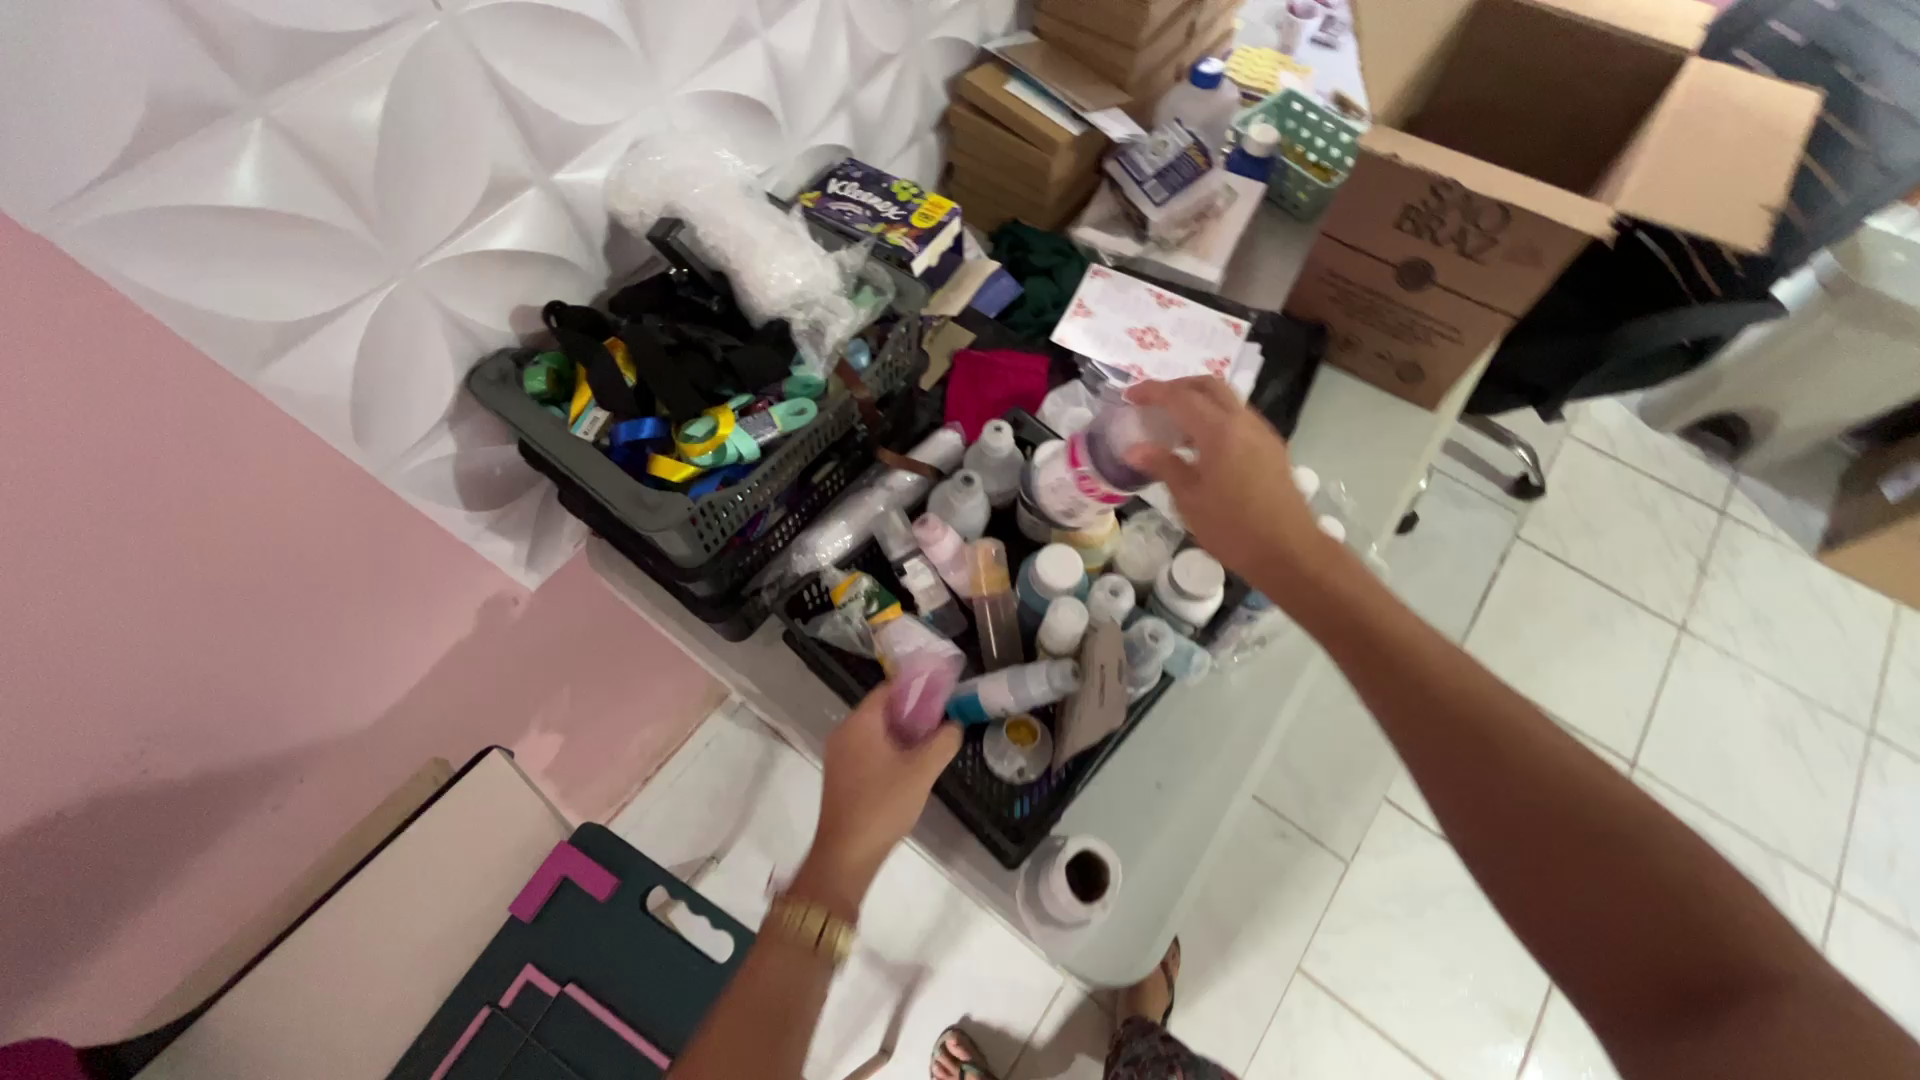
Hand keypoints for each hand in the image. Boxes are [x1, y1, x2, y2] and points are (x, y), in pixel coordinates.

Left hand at [795, 685, 960, 914]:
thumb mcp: (922, 771)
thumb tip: (955, 725)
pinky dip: (889, 750)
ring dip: (902, 733)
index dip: (915, 688)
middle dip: (912, 712)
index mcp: (859, 723)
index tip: (941, 693)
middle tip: (941, 720)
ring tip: (931, 743)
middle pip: (881, 710)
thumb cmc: (883, 805)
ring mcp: (839, 756)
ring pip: (875, 732)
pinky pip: (867, 750)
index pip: (887, 689)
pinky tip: (910, 766)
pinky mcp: (841, 777)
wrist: (846, 854)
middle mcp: (844, 733)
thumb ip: (943, 742)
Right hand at [1125, 376, 1334, 583]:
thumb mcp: (1189, 499)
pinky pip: (1239, 419)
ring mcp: (1262, 434)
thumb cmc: (1232, 528)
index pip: (1181, 397)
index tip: (1129, 396)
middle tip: (1153, 402)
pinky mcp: (1271, 449)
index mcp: (1220, 432)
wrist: (1288, 551)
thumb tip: (1135, 449)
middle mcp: (1244, 423)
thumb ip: (1164, 466)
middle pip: (1209, 386)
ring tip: (1174, 425)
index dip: (1152, 392)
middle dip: (1178, 386)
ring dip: (1199, 401)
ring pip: (1228, 400)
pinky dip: (1215, 419)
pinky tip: (1201, 445)